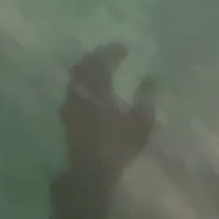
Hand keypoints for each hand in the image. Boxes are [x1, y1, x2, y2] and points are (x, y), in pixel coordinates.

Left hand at [59, 44, 156, 181]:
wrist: (89, 170)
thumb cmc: (117, 147)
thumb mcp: (140, 124)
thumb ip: (146, 99)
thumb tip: (151, 78)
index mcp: (96, 90)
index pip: (101, 63)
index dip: (112, 52)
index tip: (124, 47)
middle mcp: (79, 93)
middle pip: (83, 66)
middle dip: (95, 56)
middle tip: (108, 53)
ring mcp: (69, 104)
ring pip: (75, 78)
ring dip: (86, 68)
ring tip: (99, 67)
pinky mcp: (66, 116)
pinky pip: (72, 89)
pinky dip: (81, 82)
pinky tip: (90, 89)